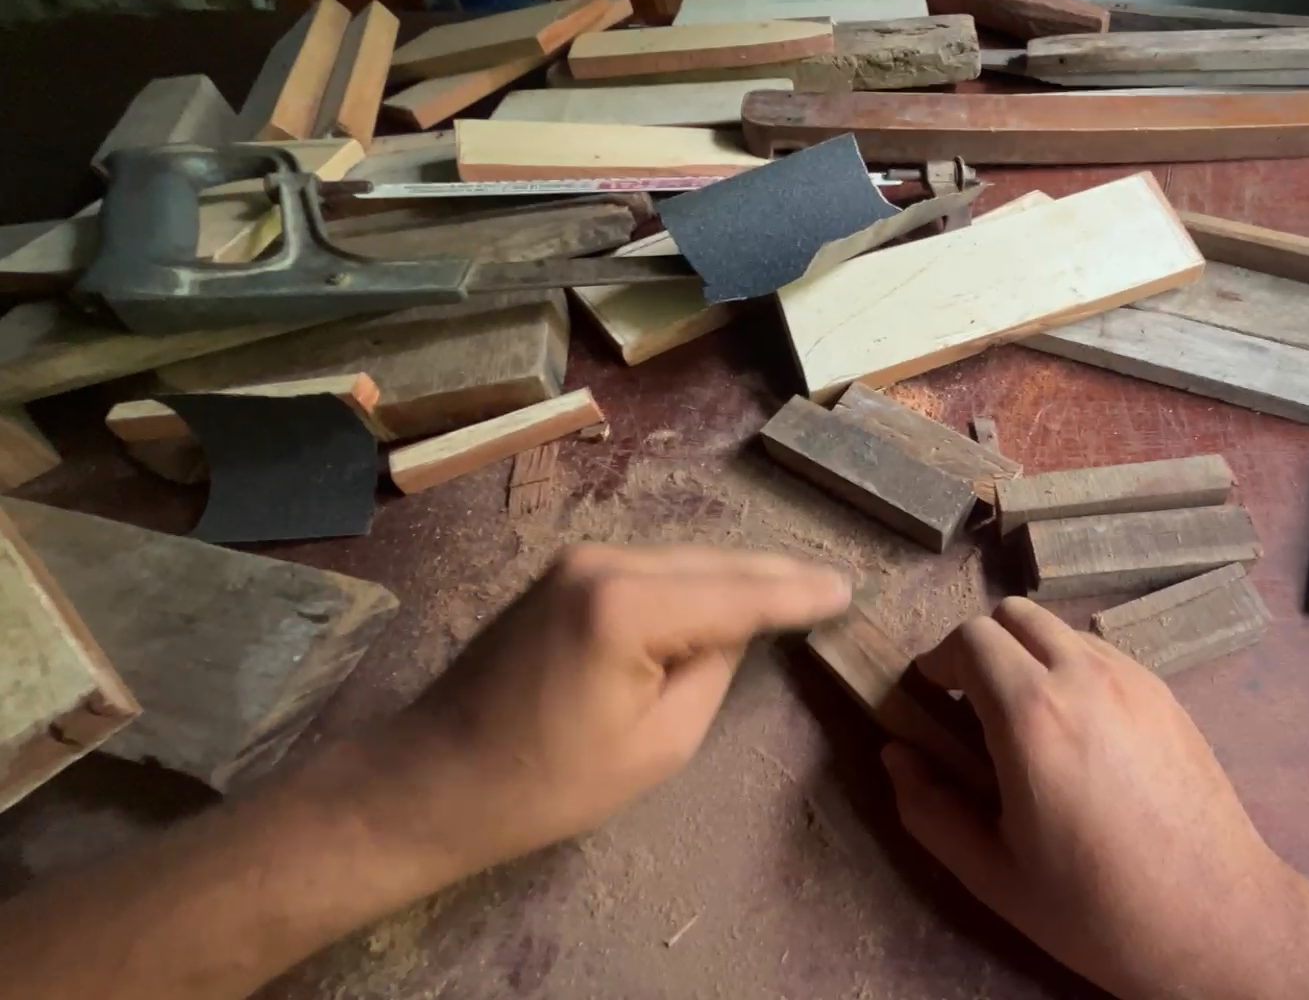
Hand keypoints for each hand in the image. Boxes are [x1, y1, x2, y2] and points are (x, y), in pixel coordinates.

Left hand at [381, 545, 849, 873]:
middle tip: (833, 581)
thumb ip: (713, 668)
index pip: (740, 594)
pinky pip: (659, 567)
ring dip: (742, 575)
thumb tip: (733, 626)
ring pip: (691, 559)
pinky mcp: (571, 569)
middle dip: (779, 574)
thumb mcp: (660, 743)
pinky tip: (732, 587)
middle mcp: (606, 562)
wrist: (427, 781)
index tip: (847, 590)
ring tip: (797, 584)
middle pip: (719, 562)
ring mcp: (583, 558)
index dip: (799, 594)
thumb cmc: (546, 783)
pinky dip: (702, 579)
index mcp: (627, 608)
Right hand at [881, 597, 1284, 999]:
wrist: (1218, 919)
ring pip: (1057, 627)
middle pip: (1012, 614)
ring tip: (1027, 715)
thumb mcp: (992, 873)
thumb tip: (896, 753)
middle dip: (979, 645)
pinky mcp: (1163, 688)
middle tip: (972, 700)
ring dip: (1026, 652)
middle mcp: (1082, 675)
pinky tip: (1078, 726)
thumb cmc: (1096, 906)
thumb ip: (929, 808)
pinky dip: (1068, 665)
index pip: (969, 638)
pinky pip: (1098, 650)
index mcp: (1032, 715)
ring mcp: (1130, 675)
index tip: (931, 694)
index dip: (939, 660)